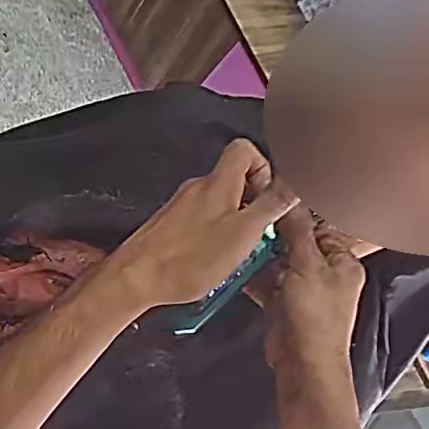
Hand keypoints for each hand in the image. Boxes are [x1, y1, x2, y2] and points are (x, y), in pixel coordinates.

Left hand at [101, 139, 299, 310]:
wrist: (134, 279)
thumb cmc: (186, 259)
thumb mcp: (243, 233)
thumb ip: (271, 205)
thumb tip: (294, 184)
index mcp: (217, 183)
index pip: (244, 149)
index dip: (264, 168)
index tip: (270, 197)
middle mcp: (195, 189)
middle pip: (232, 180)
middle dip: (250, 204)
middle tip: (255, 232)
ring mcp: (178, 207)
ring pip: (215, 204)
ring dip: (231, 223)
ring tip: (233, 252)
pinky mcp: (166, 227)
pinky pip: (197, 223)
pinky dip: (210, 236)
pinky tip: (208, 261)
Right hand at [247, 209, 371, 375]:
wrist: (301, 360)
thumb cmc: (315, 315)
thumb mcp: (307, 265)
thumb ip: (297, 231)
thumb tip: (290, 200)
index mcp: (342, 261)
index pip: (321, 228)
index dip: (299, 214)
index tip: (274, 199)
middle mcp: (324, 274)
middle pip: (298, 244)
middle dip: (276, 234)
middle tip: (253, 217)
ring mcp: (302, 289)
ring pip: (279, 263)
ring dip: (262, 254)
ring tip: (242, 238)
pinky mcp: (282, 304)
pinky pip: (266, 283)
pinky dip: (253, 276)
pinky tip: (237, 266)